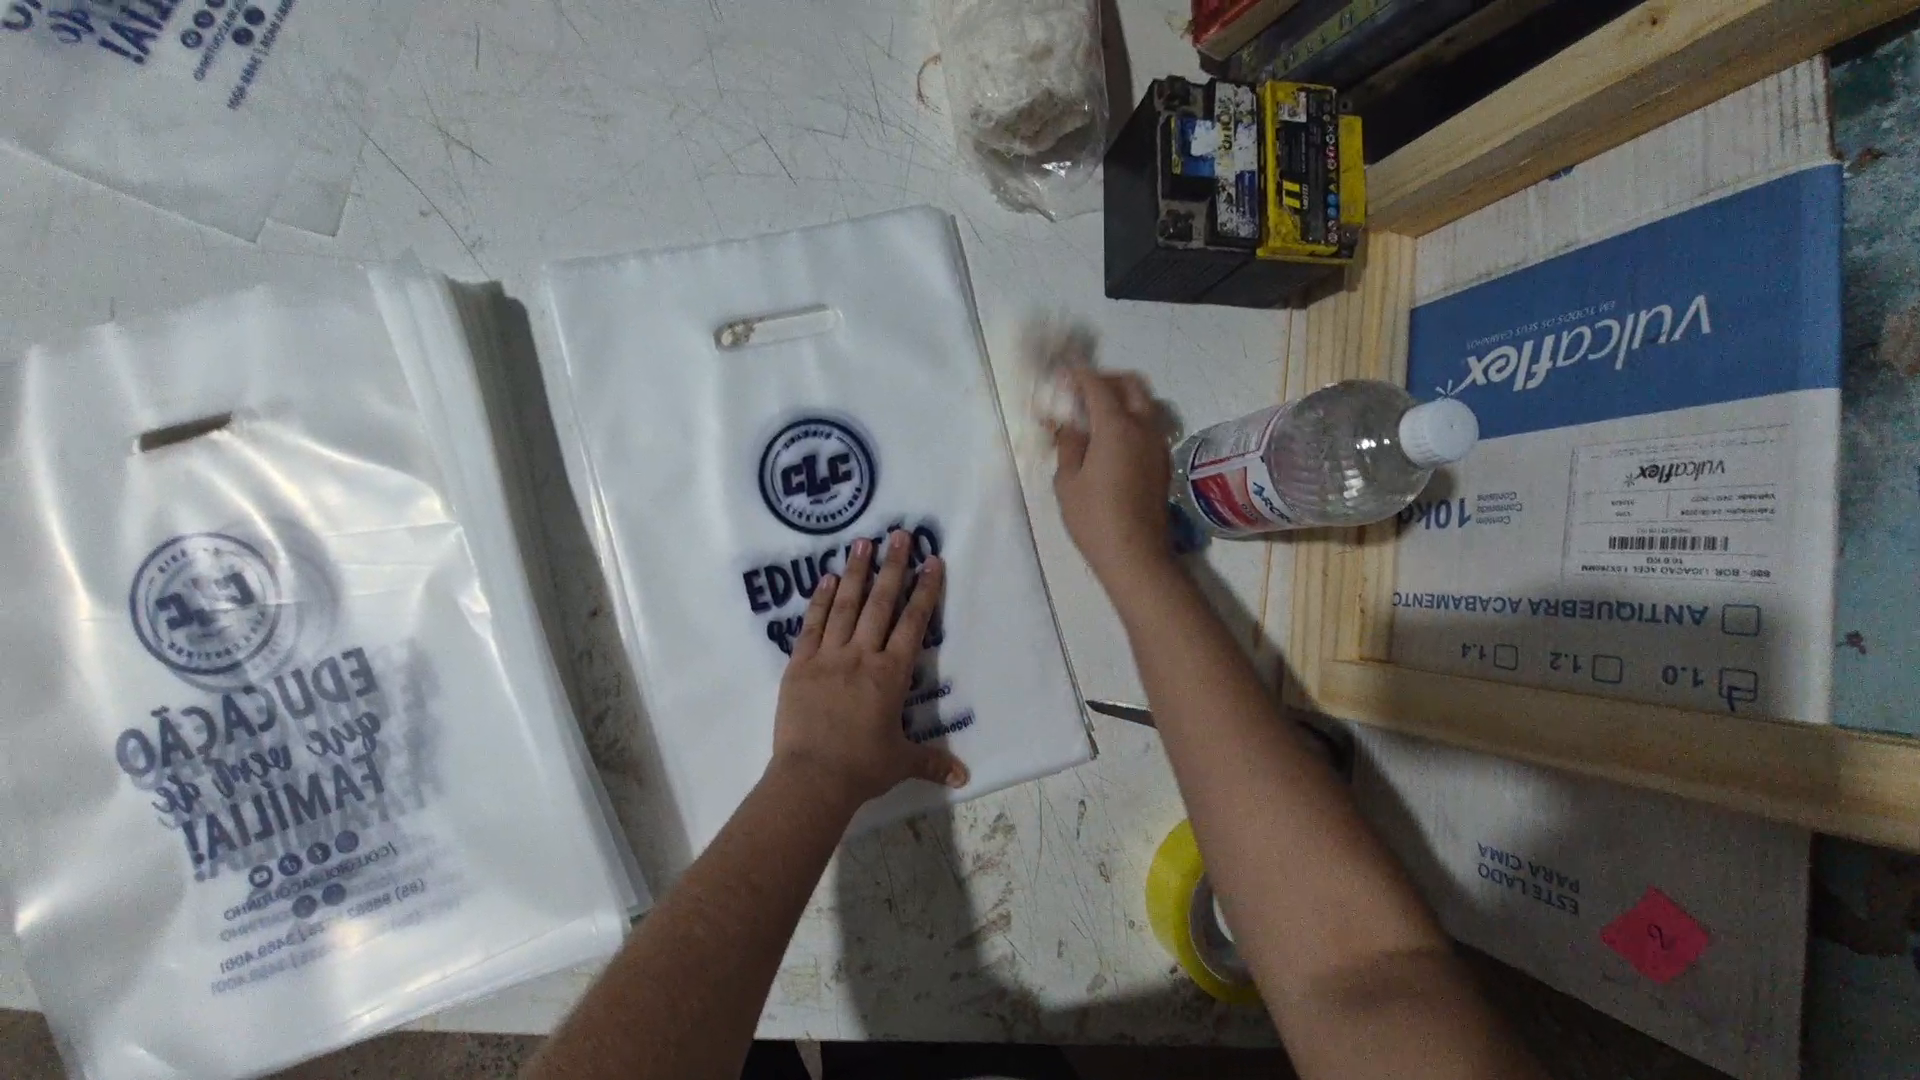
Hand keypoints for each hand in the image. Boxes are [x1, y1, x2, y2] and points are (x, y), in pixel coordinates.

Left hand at [770, 532, 968, 807]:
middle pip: (881, 603)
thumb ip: (932, 762)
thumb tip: (964, 778)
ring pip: (845, 606)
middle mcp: (862, 656)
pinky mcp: (799, 665)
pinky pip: (811, 626)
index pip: (913, 623)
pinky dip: (819, 601)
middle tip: (899, 535)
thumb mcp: (901, 762)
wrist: (812, 778)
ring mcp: (828, 657)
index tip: (932, 561)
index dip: (925, 590)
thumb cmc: (862, 768)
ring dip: (855, 573)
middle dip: (893, 567)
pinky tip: (824, 579)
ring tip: (861, 544)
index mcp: (891, 675)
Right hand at [1053, 369, 1176, 587]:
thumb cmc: (1094, 519)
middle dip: (1106, 380)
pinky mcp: (1162, 462)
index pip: (1097, 386)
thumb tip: (1071, 425)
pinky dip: (1130, 420)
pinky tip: (1110, 441)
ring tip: (1095, 416)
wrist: (1136, 555)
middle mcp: (1143, 428)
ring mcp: (1158, 444)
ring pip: (1145, 404)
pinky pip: (1149, 425)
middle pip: (1131, 384)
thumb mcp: (1067, 481)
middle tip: (1083, 392)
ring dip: (1121, 399)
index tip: (1063, 373)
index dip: (1079, 375)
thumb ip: (1069, 444)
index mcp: (1116, 427)